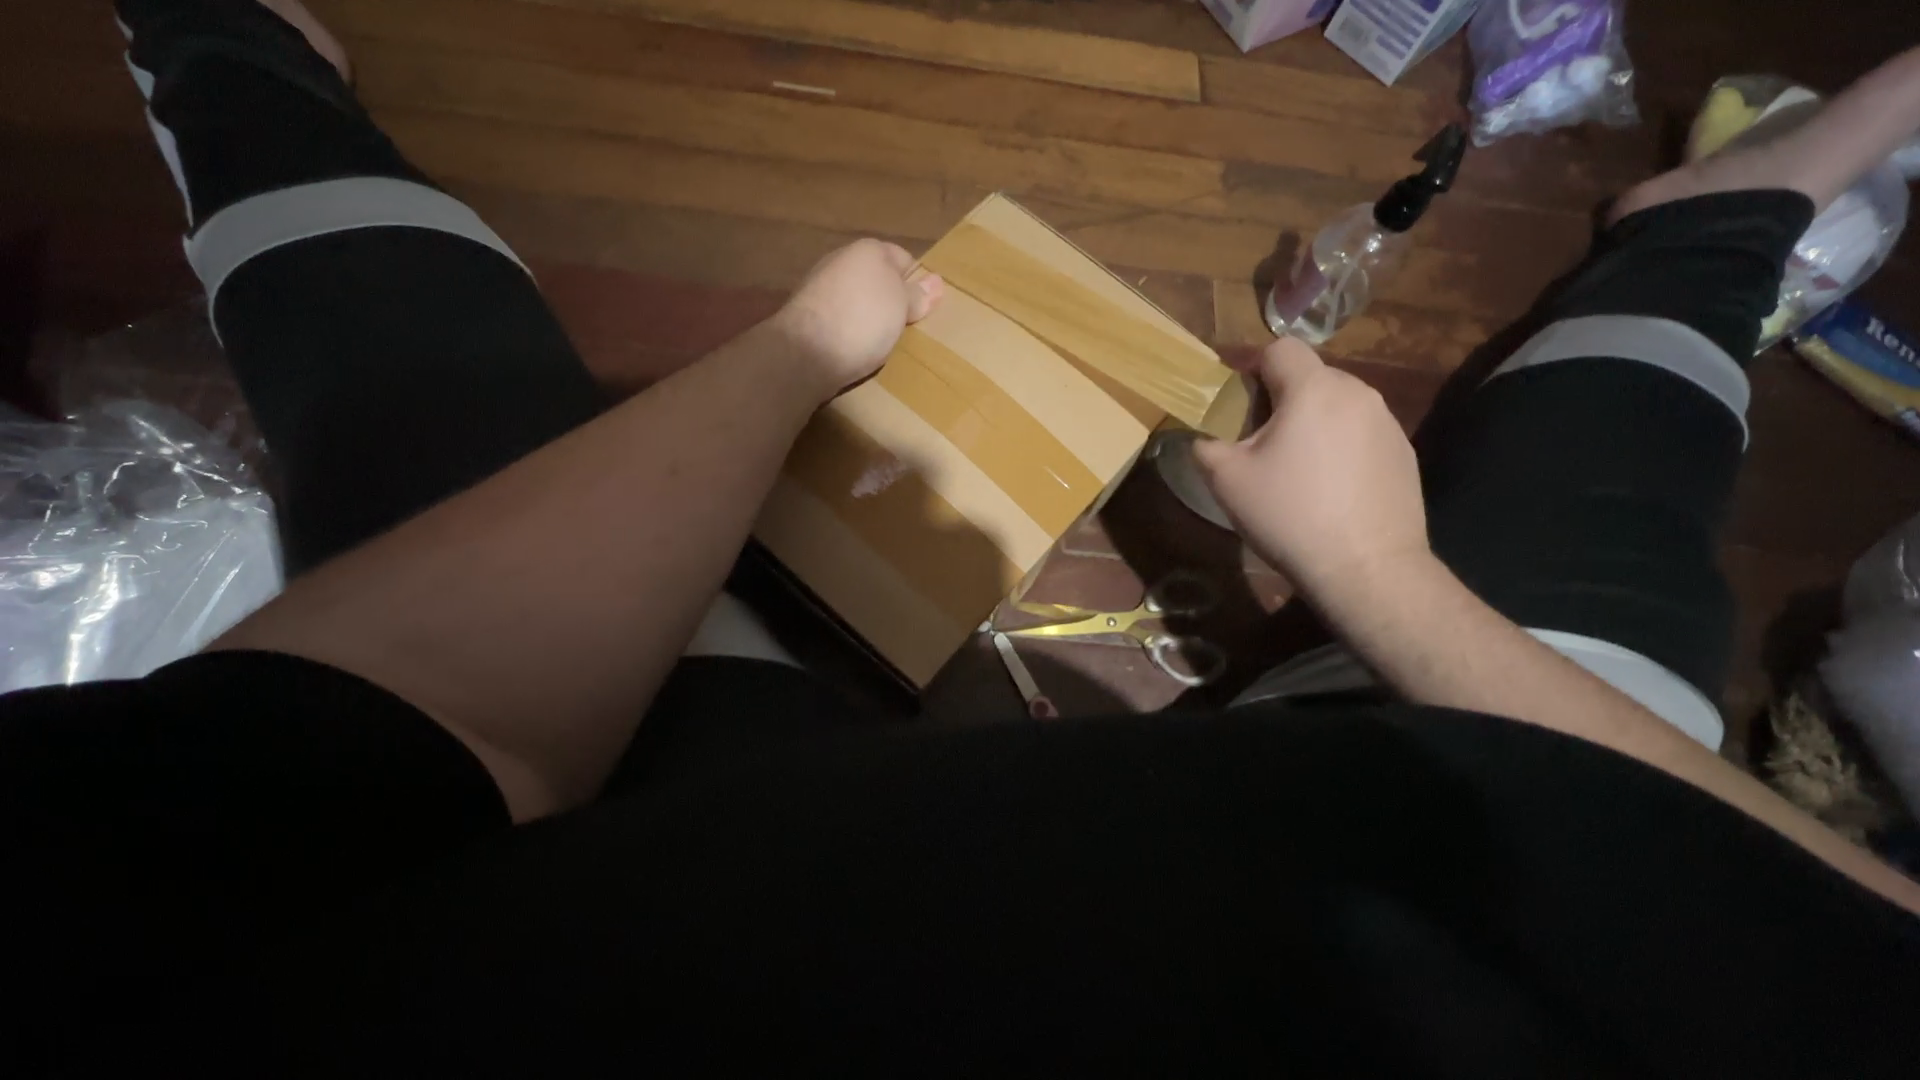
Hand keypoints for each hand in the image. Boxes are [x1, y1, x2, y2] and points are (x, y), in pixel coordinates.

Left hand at [773, 240, 944, 393]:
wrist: (807, 351)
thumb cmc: (864, 319)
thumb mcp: (903, 305)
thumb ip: (918, 295)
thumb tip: (936, 282)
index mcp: (868, 249)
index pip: (903, 258)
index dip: (916, 283)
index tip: (922, 309)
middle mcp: (840, 260)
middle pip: (876, 279)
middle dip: (890, 301)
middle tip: (905, 329)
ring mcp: (819, 287)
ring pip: (855, 300)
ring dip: (868, 318)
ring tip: (880, 343)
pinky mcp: (805, 315)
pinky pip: (838, 319)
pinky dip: (848, 331)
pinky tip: (853, 349)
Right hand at [1194, 338, 1428, 593]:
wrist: (1366, 568)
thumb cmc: (1290, 515)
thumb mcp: (1227, 480)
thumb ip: (1206, 445)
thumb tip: (1202, 438)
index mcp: (1313, 389)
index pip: (1280, 348)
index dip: (1252, 366)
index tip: (1237, 400)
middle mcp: (1357, 393)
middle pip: (1311, 376)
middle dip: (1282, 399)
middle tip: (1260, 442)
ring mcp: (1387, 423)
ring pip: (1338, 405)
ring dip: (1313, 423)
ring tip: (1297, 469)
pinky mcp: (1404, 453)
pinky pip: (1361, 433)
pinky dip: (1340, 447)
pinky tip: (1330, 489)